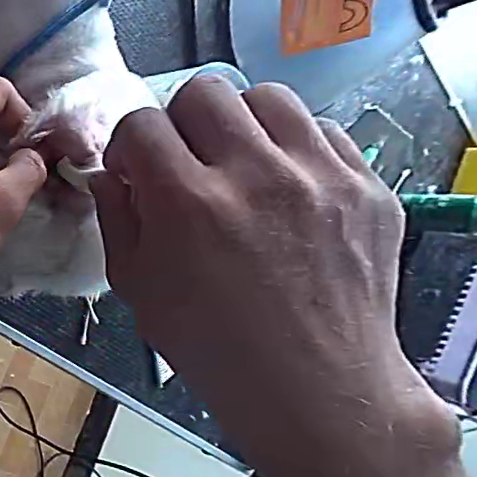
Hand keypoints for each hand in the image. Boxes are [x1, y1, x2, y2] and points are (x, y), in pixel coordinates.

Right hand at [90, 77, 458, 476]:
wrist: (315, 385)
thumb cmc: (208, 342)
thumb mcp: (135, 284)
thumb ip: (116, 217)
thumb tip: (109, 173)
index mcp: (187, 202)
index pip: (141, 123)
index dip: (126, 143)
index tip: (132, 170)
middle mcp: (254, 173)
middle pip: (203, 91)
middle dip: (176, 121)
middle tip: (181, 160)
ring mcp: (320, 174)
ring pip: (266, 97)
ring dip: (235, 122)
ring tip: (234, 162)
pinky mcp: (367, 185)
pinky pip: (320, 130)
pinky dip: (289, 145)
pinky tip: (281, 184)